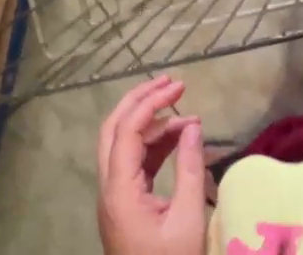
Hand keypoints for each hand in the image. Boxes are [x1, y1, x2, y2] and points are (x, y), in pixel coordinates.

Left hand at [97, 74, 205, 254]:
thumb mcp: (187, 218)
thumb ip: (188, 168)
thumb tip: (192, 126)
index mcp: (118, 191)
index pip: (127, 131)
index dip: (152, 103)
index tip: (180, 87)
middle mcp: (109, 189)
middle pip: (113, 131)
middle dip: (140, 101)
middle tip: (171, 83)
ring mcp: (115, 198)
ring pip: (123, 145)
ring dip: (151, 123)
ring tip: (186, 113)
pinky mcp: (126, 206)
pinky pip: (134, 163)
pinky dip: (154, 144)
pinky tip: (180, 138)